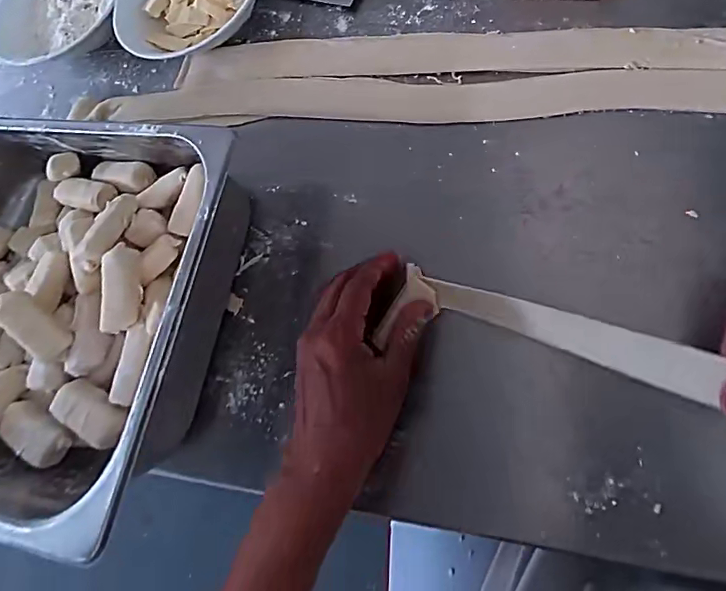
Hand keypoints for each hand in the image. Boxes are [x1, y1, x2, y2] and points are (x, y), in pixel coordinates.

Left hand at [281, 253, 435, 496]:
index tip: (395, 260)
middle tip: (389, 269)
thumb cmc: (360, 425)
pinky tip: (361, 314)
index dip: (377, 269)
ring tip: (378, 287)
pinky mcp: (305, 358)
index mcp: (337, 335)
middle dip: (363, 272)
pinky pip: (322, 316)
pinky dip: (342, 304)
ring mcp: (306, 345)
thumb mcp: (392, 378)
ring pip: (327, 300)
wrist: (321, 466)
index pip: (357, 287)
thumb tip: (421, 305)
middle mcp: (316, 333)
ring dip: (351, 287)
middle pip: (337, 287)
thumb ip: (406, 334)